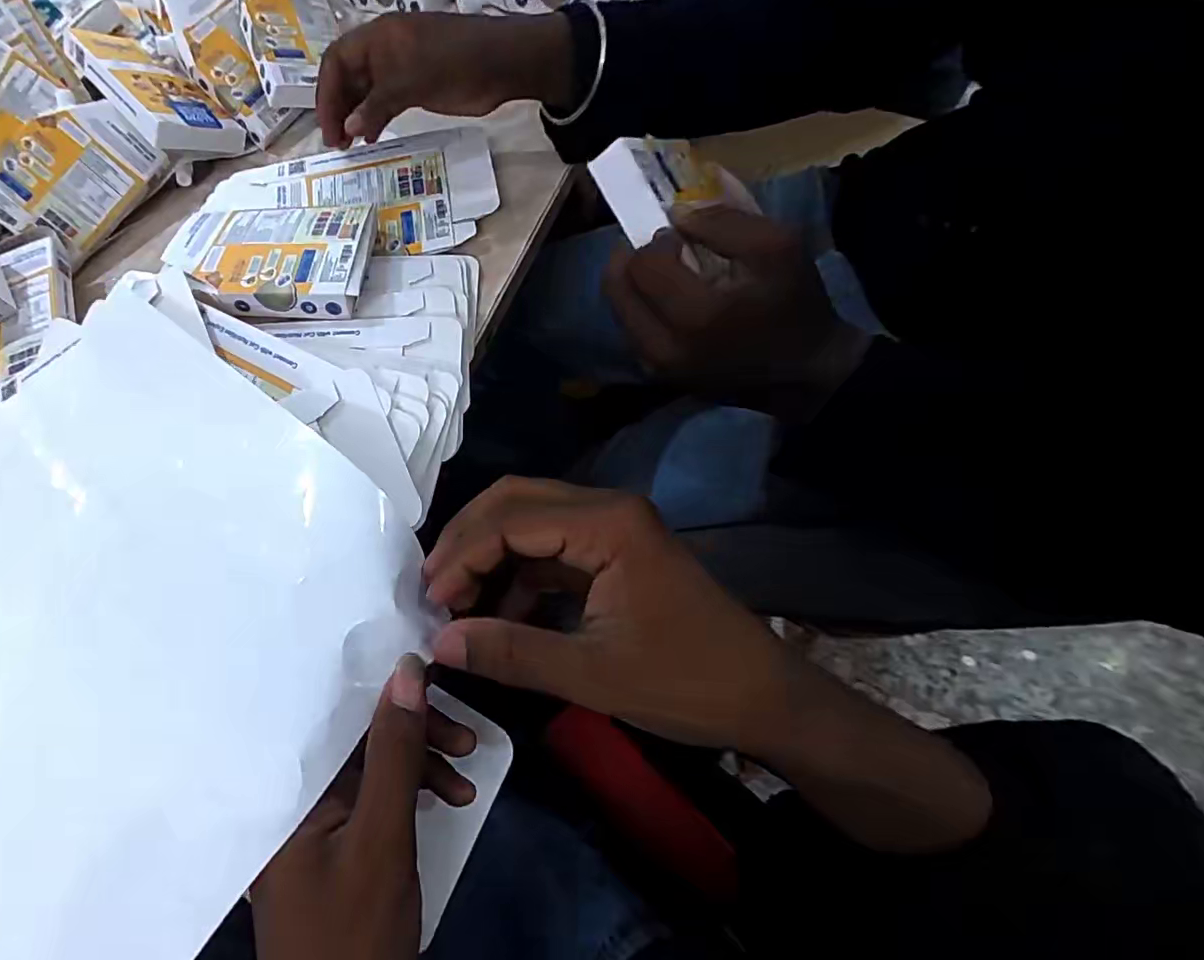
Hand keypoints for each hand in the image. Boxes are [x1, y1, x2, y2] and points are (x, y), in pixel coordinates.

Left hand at [252, 656, 466, 959]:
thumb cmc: (354, 933)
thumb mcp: (381, 839)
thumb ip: (393, 754)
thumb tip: (407, 669)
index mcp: (285, 783)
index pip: (333, 712)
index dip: (384, 690)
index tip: (436, 682)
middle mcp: (291, 793)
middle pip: (354, 738)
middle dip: (413, 733)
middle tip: (465, 741)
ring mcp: (313, 822)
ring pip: (367, 766)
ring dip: (418, 765)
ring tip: (464, 786)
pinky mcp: (334, 844)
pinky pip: (370, 798)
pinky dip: (407, 795)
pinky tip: (441, 801)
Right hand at [316, 13, 573, 145]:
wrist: (503, 63)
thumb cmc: (456, 62)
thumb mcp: (412, 82)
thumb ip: (377, 105)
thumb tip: (349, 128)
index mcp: (378, 38)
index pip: (336, 62)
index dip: (327, 94)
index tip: (329, 126)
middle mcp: (383, 50)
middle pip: (347, 78)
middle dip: (338, 109)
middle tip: (337, 143)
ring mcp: (399, 67)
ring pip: (364, 92)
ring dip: (354, 117)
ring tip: (350, 145)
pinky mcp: (414, 84)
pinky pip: (383, 100)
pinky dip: (373, 118)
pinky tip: (371, 137)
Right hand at [423, 479, 992, 851]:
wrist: (771, 703)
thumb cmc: (690, 684)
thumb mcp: (593, 674)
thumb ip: (510, 652)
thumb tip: (436, 644)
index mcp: (606, 524)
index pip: (509, 520)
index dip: (462, 557)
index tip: (432, 600)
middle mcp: (604, 508)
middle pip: (510, 501)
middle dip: (465, 541)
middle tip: (433, 586)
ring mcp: (608, 526)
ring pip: (523, 518)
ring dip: (485, 554)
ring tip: (456, 599)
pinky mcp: (608, 549)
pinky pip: (543, 545)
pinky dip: (512, 571)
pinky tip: (497, 610)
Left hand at [602, 206, 868, 418]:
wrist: (801, 368)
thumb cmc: (793, 303)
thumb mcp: (778, 247)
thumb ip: (724, 222)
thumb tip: (676, 213)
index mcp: (695, 315)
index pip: (644, 265)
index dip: (658, 241)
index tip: (681, 235)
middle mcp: (662, 346)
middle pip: (617, 286)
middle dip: (634, 257)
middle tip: (658, 246)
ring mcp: (652, 364)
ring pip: (617, 307)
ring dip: (632, 280)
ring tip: (660, 268)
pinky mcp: (651, 373)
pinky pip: (627, 327)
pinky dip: (638, 304)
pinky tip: (662, 294)